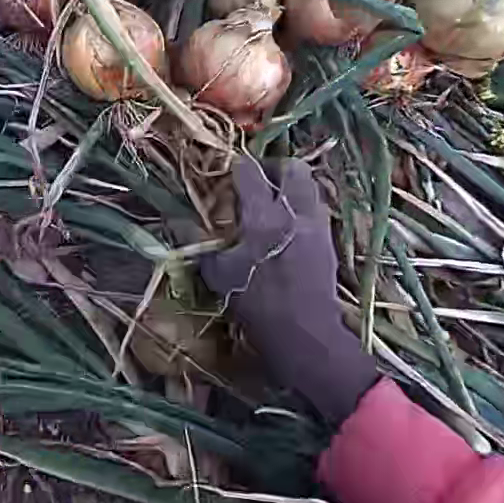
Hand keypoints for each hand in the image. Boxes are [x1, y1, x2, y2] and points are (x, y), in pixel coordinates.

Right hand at [200, 158, 379, 424]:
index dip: (236, 167)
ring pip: (310, 185)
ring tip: (275, 200)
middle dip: (274, 167)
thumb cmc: (257, 304)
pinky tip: (290, 224)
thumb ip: (195, 241)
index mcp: (262, 216)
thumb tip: (173, 219)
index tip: (227, 176)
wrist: (306, 335)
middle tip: (259, 181)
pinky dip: (304, 206)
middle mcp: (293, 212)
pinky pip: (318, 207)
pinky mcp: (329, 240)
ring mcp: (317, 224)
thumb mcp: (217, 274)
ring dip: (292, 185)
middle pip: (292, 167)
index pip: (250, 171)